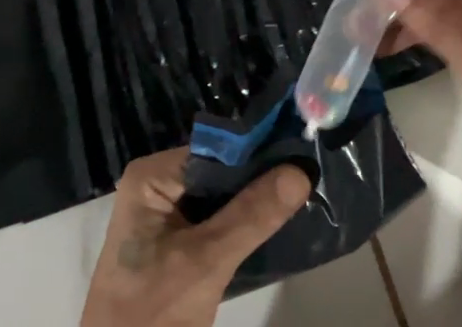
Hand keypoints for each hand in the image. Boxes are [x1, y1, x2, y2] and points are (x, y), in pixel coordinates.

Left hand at [80, 148, 311, 326]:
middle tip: (309, 179)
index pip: (214, 150)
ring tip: (302, 195)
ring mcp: (166, 214)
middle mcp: (157, 185)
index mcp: (151, 177)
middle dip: (260, 178)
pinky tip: (276, 222)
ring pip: (222, 196)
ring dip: (255, 201)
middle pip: (219, 171)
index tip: (302, 157)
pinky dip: (243, 222)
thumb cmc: (154, 310)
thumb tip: (300, 171)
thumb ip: (251, 216)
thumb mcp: (206, 261)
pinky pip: (217, 219)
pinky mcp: (177, 241)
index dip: (257, 153)